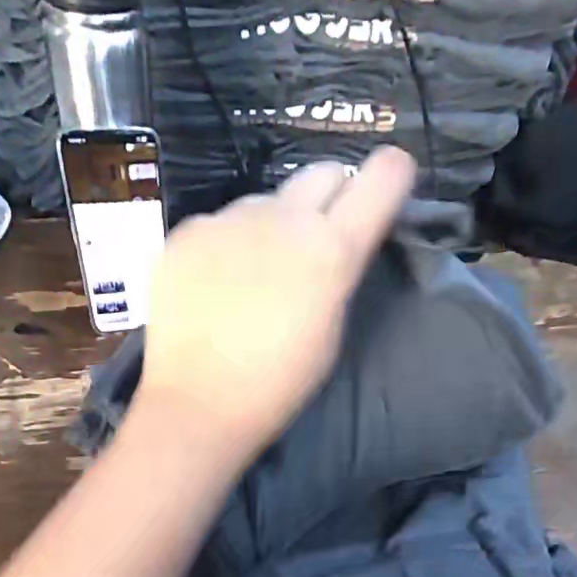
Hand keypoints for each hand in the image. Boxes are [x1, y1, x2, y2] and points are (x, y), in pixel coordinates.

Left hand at [132, 147, 415, 462]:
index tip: (389, 185)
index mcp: (330, 249)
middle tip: (320, 237)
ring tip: (255, 275)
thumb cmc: (278, 383)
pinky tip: (215, 286)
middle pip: (322, 172)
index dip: (392, 175)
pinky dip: (227, 244)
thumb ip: (339, 272)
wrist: (199, 404)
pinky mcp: (185, 232)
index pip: (382, 178)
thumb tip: (337, 240)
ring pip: (266, 200)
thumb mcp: (331, 330)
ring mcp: (227, 220)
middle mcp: (282, 218)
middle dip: (332, 194)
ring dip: (273, 224)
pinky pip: (220, 223)